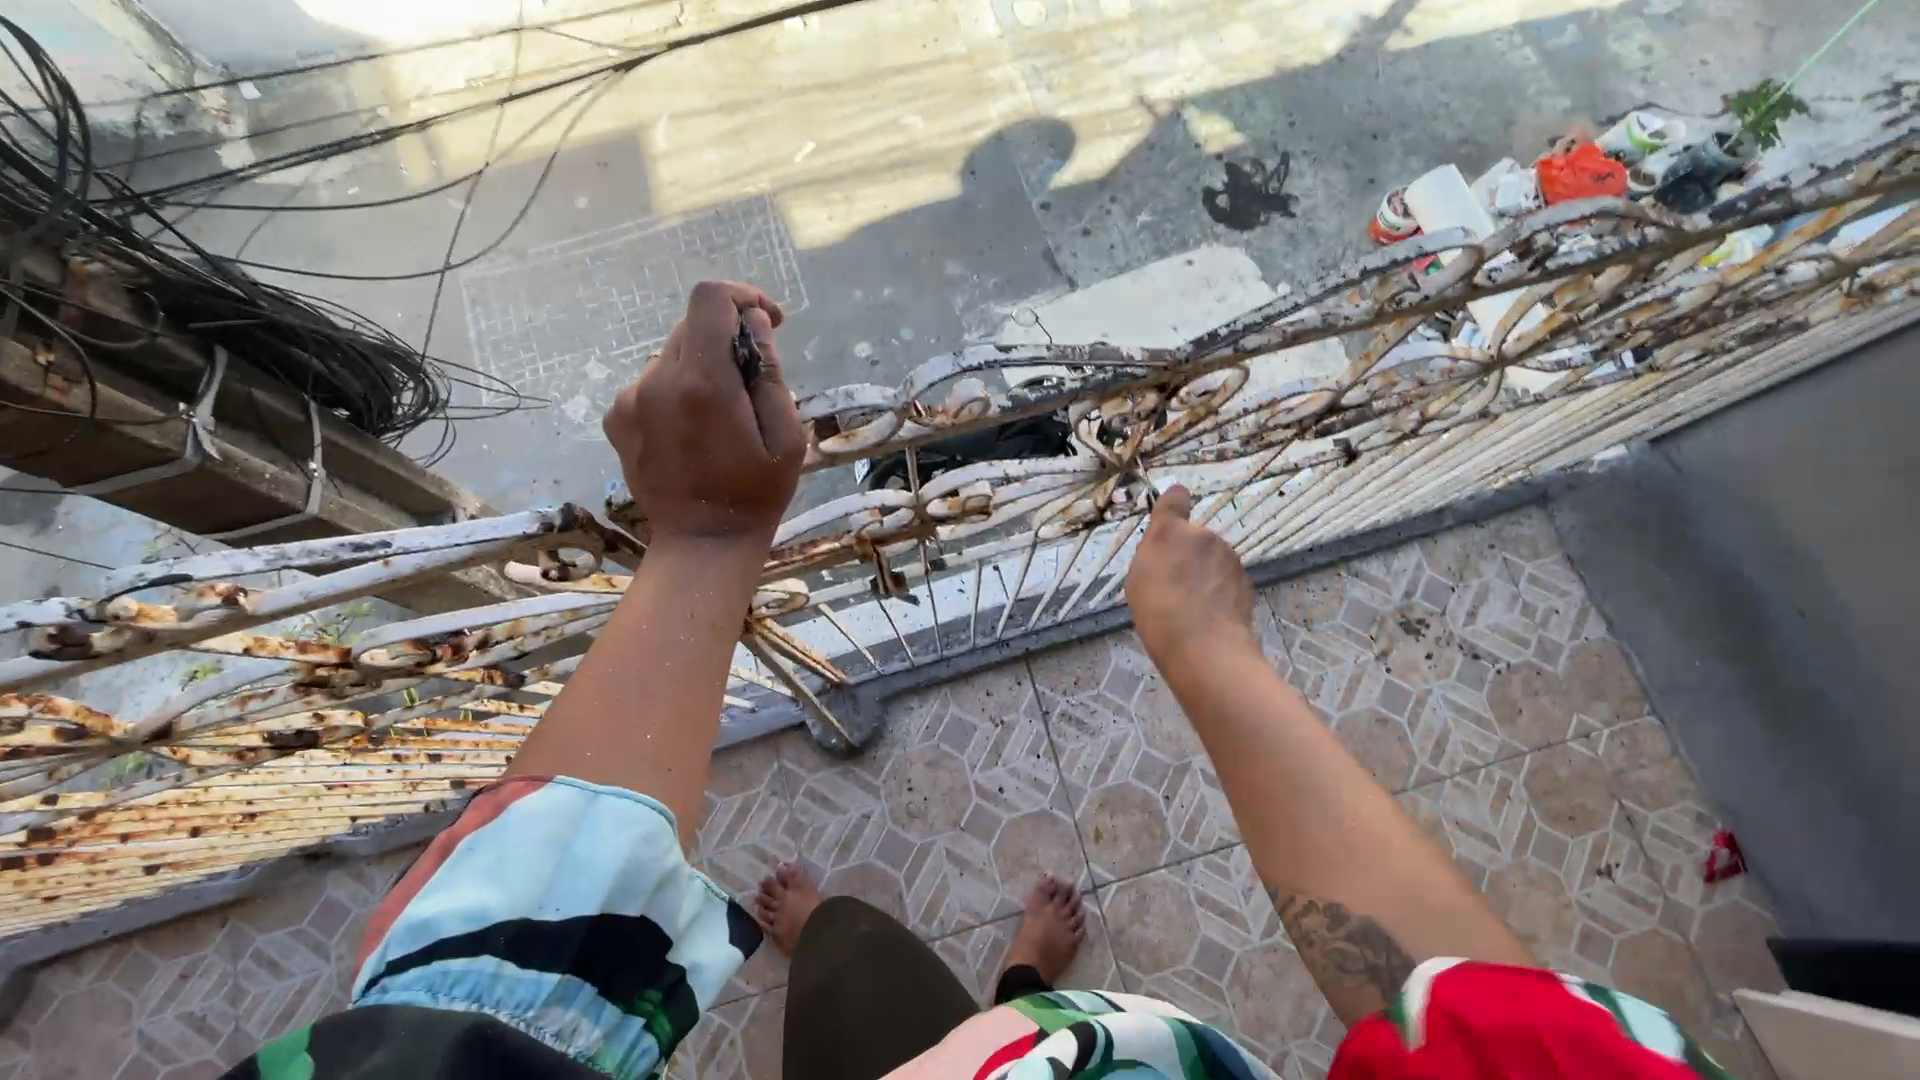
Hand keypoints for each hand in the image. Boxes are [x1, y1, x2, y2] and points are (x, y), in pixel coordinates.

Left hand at [603, 281, 804, 544]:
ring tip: (725, 414)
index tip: (769, 322)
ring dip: (703, 366)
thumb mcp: (786, 437)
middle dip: (728, 339)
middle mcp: (655, 381)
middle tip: (754, 381)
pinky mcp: (617, 417)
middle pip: (692, 325)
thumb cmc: (756, 494)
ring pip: (672, 354)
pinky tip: (695, 429)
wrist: (702, 544)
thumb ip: (769, 372)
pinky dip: (679, 388)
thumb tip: (755, 323)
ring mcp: (630, 399)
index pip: (710, 299)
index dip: (744, 297)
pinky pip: (653, 381)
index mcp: (702, 383)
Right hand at [1124, 485, 1255, 665]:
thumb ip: (1153, 556)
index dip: (1174, 504)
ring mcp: (1229, 557)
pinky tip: (1212, 616)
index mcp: (1169, 531)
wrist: (1203, 644)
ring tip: (1194, 607)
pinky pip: (1227, 580)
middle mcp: (1202, 535)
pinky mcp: (1246, 579)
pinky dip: (1220, 592)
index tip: (1173, 514)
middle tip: (1175, 587)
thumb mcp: (1138, 580)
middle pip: (1194, 538)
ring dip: (1206, 575)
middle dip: (1188, 556)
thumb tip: (1167, 555)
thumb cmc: (1158, 611)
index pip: (1175, 498)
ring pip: (1213, 560)